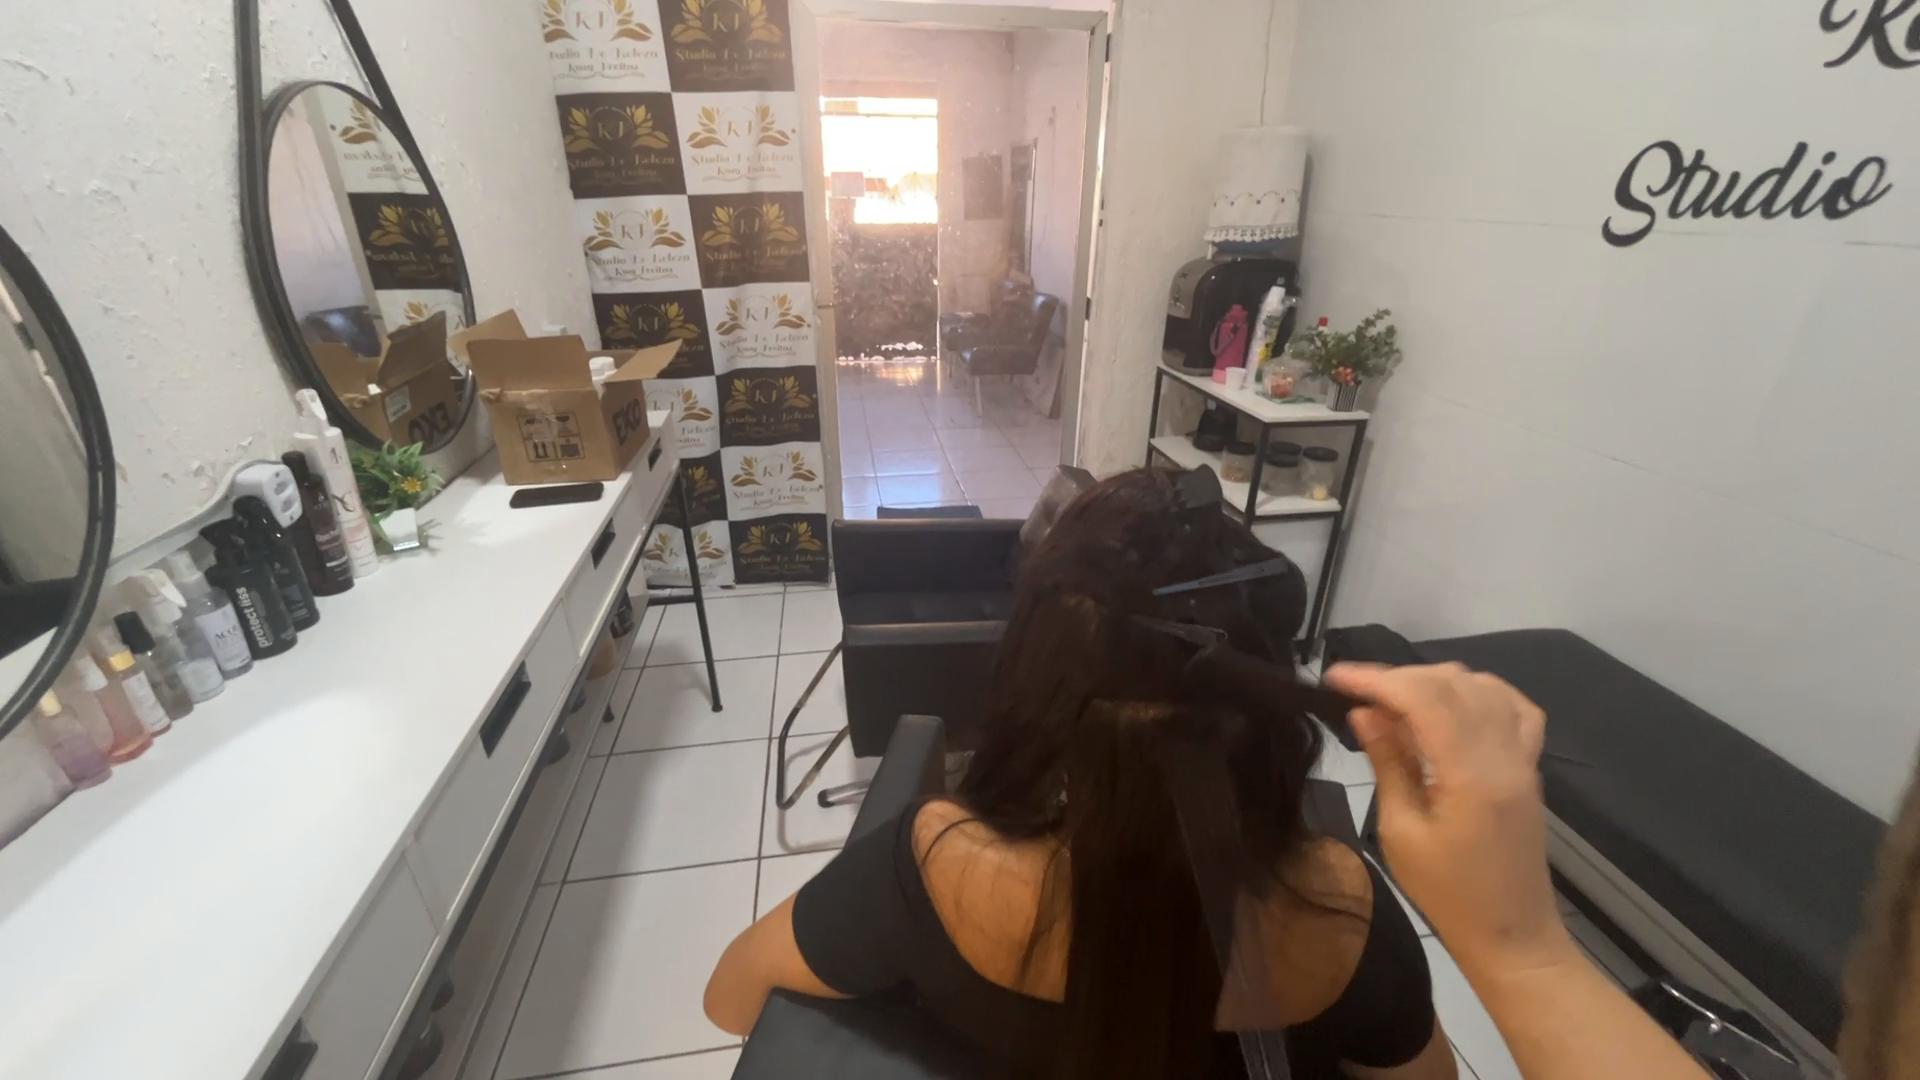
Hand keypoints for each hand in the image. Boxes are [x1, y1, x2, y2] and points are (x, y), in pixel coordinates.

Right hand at [1325, 662, 1575, 979]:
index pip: (1424, 700)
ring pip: (1481, 686)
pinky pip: (1512, 707)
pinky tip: (1446, 699)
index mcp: (1472, 777)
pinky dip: (1475, 690)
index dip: (1376, 680)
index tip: (1334, 678)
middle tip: (1354, 693)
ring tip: (1392, 699)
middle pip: (1451, 685)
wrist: (1512, 936)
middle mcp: (1505, 758)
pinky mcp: (1528, 766)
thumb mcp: (1400, 830)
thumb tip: (1364, 712)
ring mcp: (1523, 760)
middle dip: (1396, 677)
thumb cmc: (1446, 892)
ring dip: (1431, 680)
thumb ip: (1388, 762)